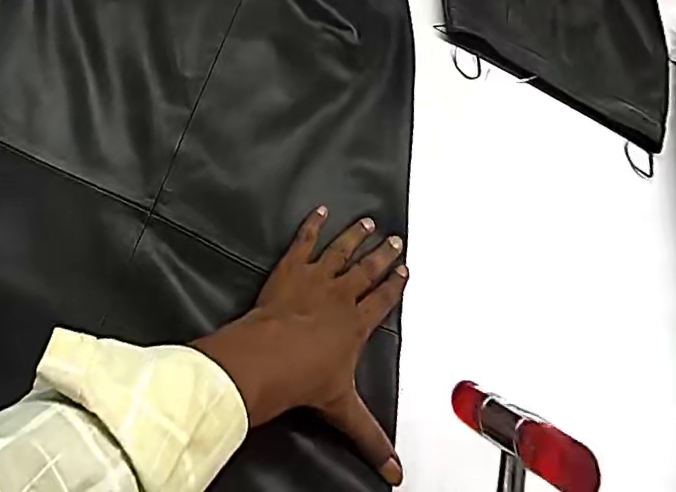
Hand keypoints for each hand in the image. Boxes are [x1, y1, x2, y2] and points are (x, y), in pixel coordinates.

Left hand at [193, 208, 408, 484]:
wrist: (271, 357)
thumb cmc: (304, 376)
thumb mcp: (343, 408)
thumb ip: (371, 437)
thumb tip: (392, 470)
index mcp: (356, 323)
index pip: (382, 300)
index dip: (395, 284)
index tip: (404, 271)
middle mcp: (341, 294)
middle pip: (368, 269)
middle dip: (384, 254)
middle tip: (395, 239)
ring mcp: (316, 276)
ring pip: (342, 250)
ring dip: (355, 235)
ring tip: (367, 221)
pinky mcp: (292, 266)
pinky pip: (305, 239)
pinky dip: (313, 223)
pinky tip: (319, 210)